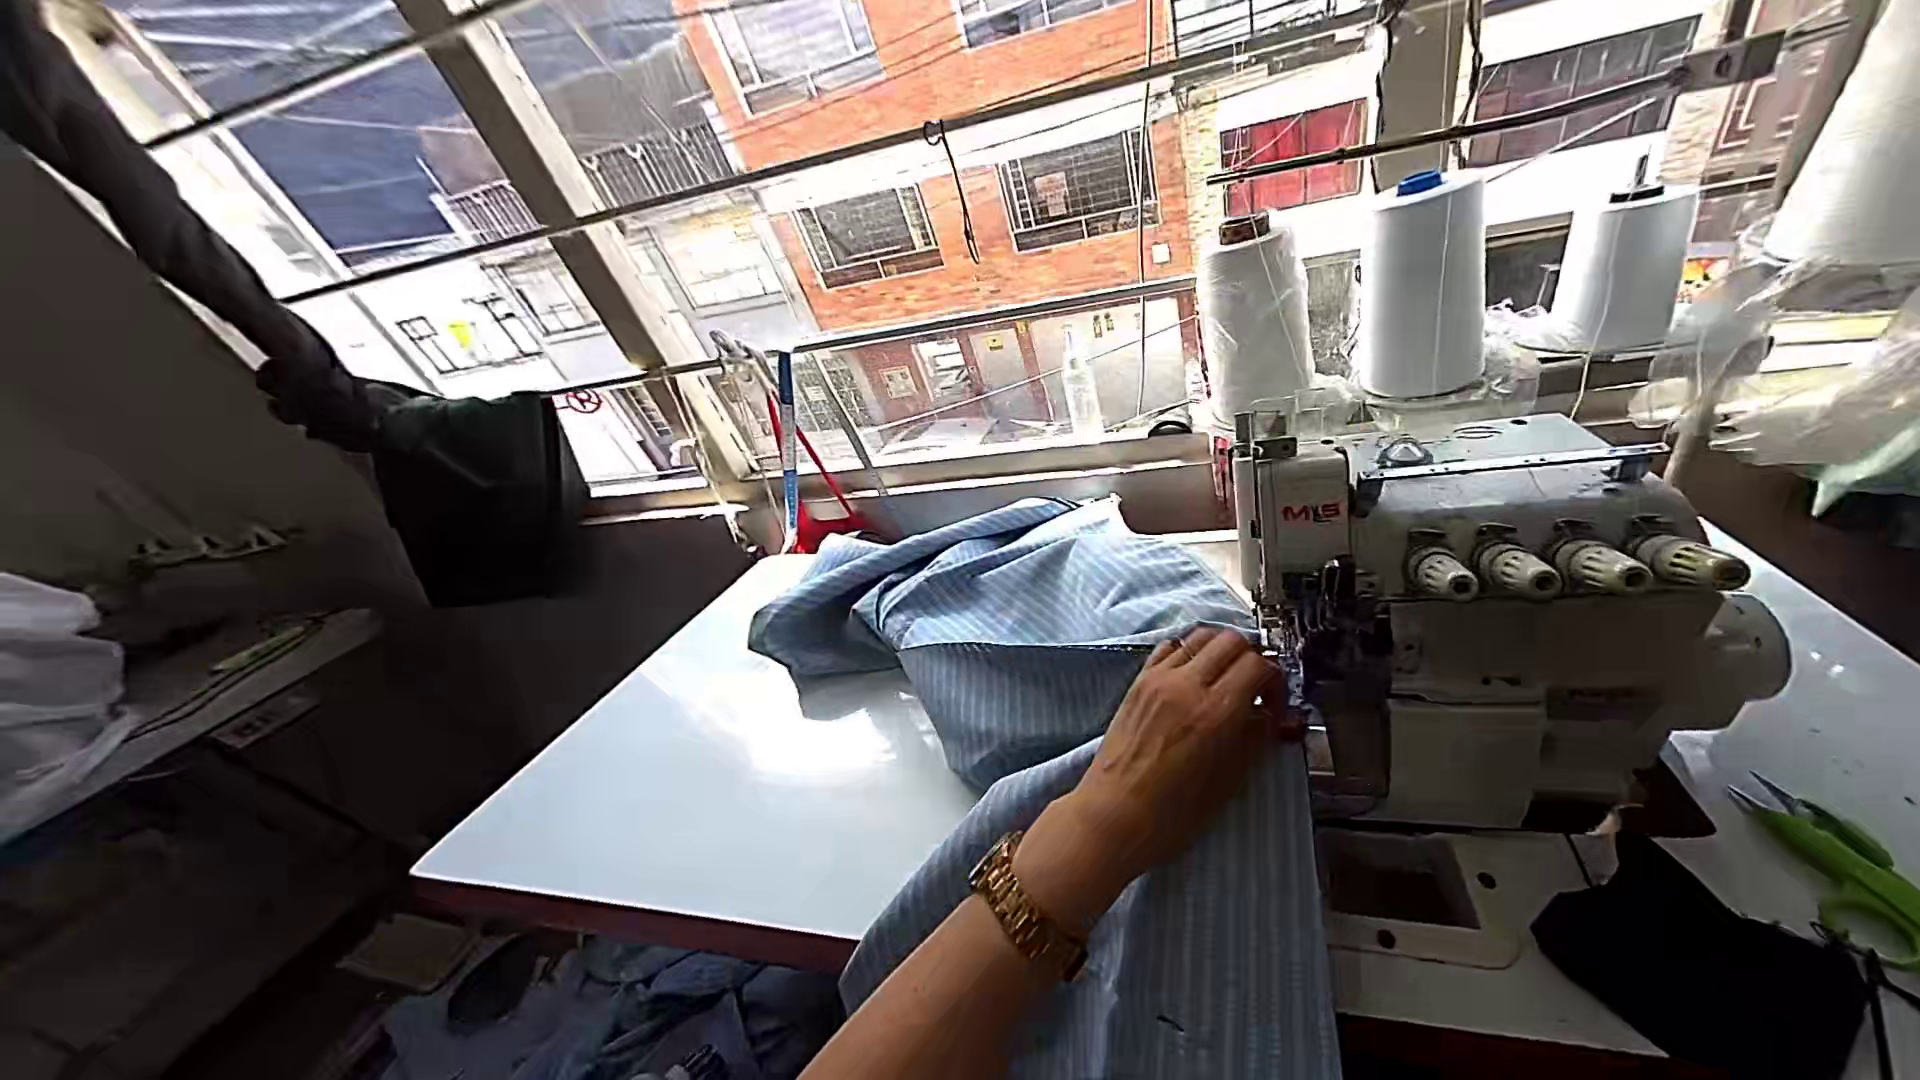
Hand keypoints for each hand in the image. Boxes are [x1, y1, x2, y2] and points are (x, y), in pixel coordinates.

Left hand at [1014, 628, 1296, 931]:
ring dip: (1220, 648)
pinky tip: (1194, 675)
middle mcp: (1184, 686)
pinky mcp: (1137, 683)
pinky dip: (1188, 651)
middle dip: (1252, 656)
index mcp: (1214, 712)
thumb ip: (1256, 739)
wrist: (1113, 814)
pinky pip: (1168, 648)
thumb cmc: (1171, 813)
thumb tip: (1272, 714)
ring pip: (1198, 637)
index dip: (1275, 677)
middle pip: (1230, 640)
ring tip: (1227, 676)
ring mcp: (1156, 680)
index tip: (1275, 699)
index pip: (1257, 663)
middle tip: (1255, 684)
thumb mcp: (1229, 781)